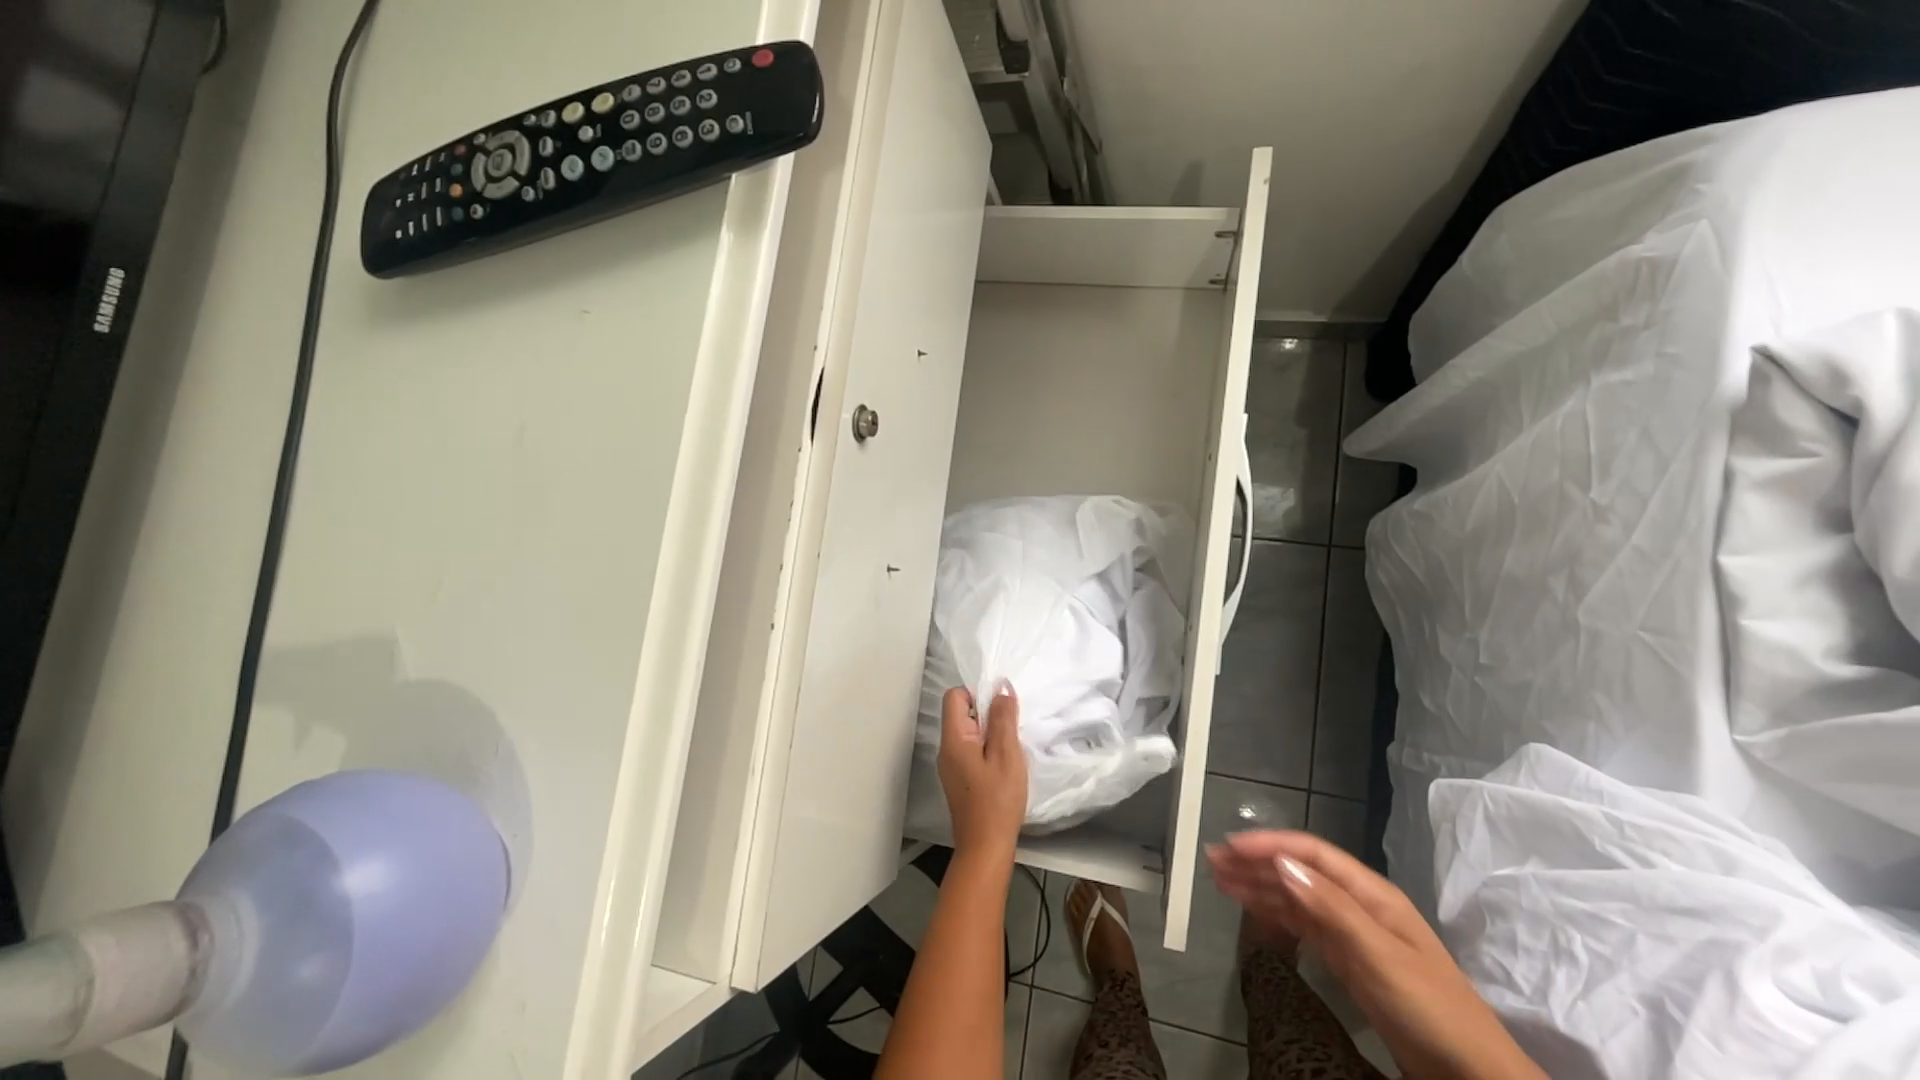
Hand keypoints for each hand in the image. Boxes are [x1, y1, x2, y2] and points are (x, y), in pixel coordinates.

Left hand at [937, 684, 1027, 859]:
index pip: (955, 696)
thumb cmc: (998, 800)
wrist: (985, 847)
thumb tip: (1000, 687)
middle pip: (962, 714)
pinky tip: (1005, 767)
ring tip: (1011, 750)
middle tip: (1012, 731)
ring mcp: (951, 767)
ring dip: (991, 734)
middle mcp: (946, 750)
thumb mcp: (1006, 754)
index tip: (1002, 709)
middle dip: (988, 714)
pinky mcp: (959, 781)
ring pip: (969, 734)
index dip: (978, 694)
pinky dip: (988, 751)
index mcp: (953, 739)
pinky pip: (972, 752)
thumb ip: (1003, 718)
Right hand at [1208, 831, 1543, 1079]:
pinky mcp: (1348, 962)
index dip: (1270, 845)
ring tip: (1219, 880)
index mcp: (1371, 895)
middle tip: (1212, 860)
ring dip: (1259, 885)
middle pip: (1300, 872)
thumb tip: (1282, 863)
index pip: (1312, 855)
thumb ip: (1331, 908)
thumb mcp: (1379, 956)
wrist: (1469, 1072)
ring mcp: (1353, 934)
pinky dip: (1274, 914)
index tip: (1230, 844)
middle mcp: (1359, 906)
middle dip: (1257, 862)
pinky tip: (1253, 910)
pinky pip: (1303, 927)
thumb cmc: (1428, 1008)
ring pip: (1297, 898)